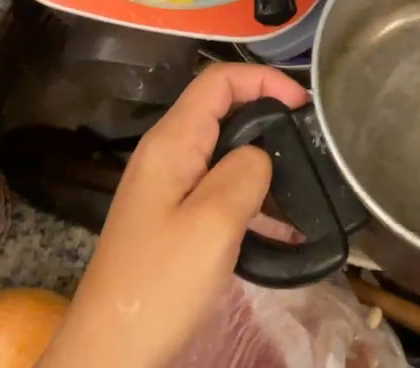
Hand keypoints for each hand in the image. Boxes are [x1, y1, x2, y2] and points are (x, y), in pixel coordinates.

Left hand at [38, 63, 307, 367]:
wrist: (110, 354)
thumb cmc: (160, 282)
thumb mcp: (213, 222)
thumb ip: (246, 172)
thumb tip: (261, 155)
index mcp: (171, 142)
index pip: (218, 80)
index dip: (264, 79)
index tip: (303, 105)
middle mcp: (167, 154)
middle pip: (223, 110)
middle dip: (268, 115)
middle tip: (309, 142)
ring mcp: (168, 187)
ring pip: (224, 150)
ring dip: (262, 159)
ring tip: (301, 183)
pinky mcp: (172, 218)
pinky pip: (218, 186)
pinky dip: (250, 193)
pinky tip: (278, 223)